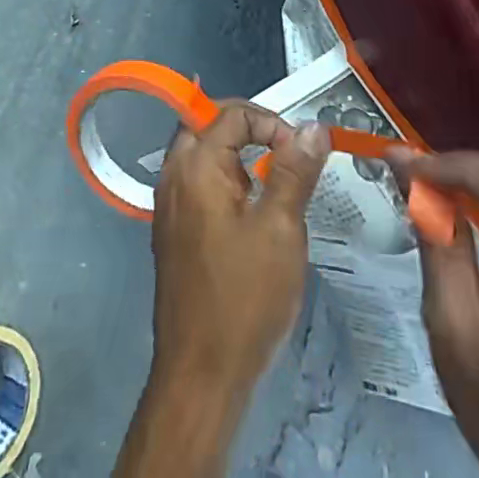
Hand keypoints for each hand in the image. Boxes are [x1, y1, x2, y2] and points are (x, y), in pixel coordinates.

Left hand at [113, 102, 329, 477]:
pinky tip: (249, 203)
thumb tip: (312, 127)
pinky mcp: (172, 225)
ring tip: (273, 175)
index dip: (270, 121)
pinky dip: (222, 176)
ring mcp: (167, 201)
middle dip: (247, 127)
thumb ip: (294, 171)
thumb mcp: (281, 228)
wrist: (202, 364)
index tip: (302, 152)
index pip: (229, 113)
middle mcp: (172, 174)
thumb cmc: (245, 294)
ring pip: (197, 152)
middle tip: (286, 150)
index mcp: (194, 166)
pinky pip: (195, 181)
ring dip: (234, 152)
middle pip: (204, 124)